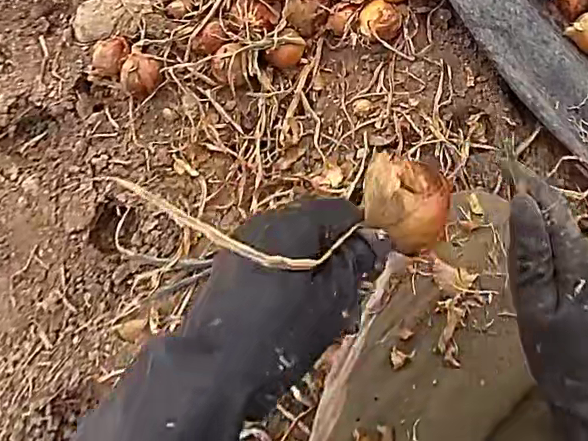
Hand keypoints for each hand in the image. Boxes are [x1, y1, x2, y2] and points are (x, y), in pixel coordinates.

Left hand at [77, 197, 378, 440]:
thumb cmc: (278, 332)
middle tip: (349, 289)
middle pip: (318, 224)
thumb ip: (358, 260)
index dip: (363, 236)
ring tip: (322, 304)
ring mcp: (244, 242)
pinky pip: (272, 256)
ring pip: (295, 242)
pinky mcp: (229, 266)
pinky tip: (292, 307)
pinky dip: (289, 273)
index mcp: (294, 220)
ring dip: (313, 265)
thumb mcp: (332, 298)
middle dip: (337, 251)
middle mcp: (267, 220)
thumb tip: (380, 238)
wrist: (208, 376)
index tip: (371, 265)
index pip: (344, 211)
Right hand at [509, 170, 587, 440]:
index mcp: (578, 253)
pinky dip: (551, 253)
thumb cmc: (566, 363)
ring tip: (515, 227)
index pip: (551, 202)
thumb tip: (522, 198)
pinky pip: (570, 258)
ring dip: (542, 230)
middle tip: (505, 193)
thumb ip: (530, 253)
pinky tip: (538, 268)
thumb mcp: (536, 308)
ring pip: (564, 238)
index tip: (505, 166)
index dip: (528, 182)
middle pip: (558, 218)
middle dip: (533, 204)